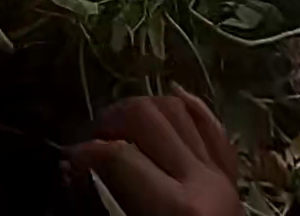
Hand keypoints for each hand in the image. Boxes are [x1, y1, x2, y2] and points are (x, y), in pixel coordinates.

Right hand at [69, 86, 241, 215]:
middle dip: (109, 121)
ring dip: (142, 109)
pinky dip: (189, 107)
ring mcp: (221, 178)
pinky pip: (211, 127)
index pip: (117, 155)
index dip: (84, 152)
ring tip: (118, 129)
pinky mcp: (232, 181)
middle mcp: (203, 184)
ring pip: (175, 110)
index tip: (66, 162)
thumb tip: (71, 168)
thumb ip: (99, 206)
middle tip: (88, 142)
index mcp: (176, 211)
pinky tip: (170, 96)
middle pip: (145, 117)